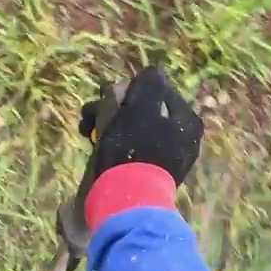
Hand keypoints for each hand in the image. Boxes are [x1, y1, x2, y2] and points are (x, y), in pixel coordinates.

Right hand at [60, 66, 202, 249]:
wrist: (125, 199)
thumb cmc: (133, 150)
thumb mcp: (140, 108)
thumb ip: (148, 85)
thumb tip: (152, 71)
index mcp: (185, 120)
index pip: (157, 89)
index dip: (130, 89)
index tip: (108, 97)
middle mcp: (180, 137)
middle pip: (142, 108)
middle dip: (112, 107)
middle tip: (90, 114)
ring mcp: (164, 156)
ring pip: (131, 126)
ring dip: (105, 122)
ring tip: (85, 130)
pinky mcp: (145, 171)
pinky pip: (128, 146)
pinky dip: (110, 141)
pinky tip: (93, 145)